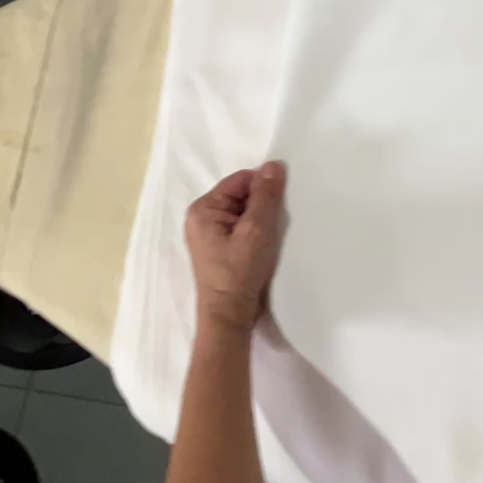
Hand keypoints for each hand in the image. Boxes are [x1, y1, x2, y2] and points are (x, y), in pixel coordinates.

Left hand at [185, 161, 287, 333]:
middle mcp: (202, 218)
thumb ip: (266, 195)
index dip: (263, 187)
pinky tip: (266, 242)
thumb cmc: (239, 273)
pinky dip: (258, 230)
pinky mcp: (221, 248)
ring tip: (271, 234)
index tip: (280, 204)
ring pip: (246, 211)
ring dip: (262, 218)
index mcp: (203, 209)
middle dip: (263, 203)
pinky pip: (243, 226)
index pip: (241, 179)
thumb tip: (274, 165)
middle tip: (276, 222)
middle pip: (243, 194)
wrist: (229, 317)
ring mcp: (211, 234)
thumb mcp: (256, 230)